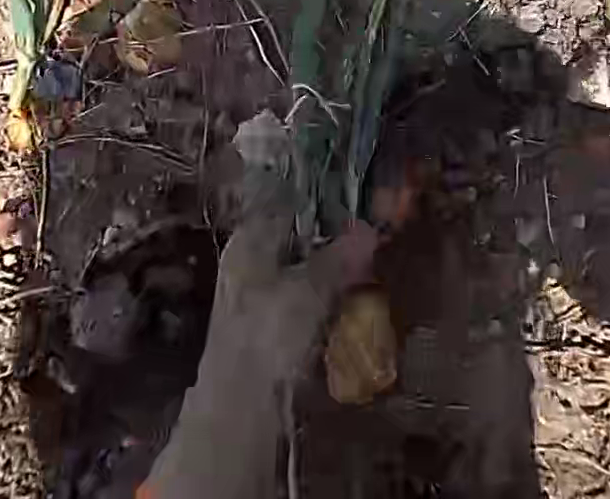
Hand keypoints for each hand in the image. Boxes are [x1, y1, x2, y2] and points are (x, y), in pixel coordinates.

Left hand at [142, 218, 376, 498]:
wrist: (239, 406)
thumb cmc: (268, 331)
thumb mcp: (310, 288)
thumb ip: (340, 257)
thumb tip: (370, 229)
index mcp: (250, 240)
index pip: (287, 204)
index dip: (321, 202)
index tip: (357, 202)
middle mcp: (250, 260)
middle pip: (297, 238)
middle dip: (333, 239)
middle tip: (370, 238)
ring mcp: (258, 295)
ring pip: (302, 269)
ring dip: (332, 270)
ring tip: (367, 268)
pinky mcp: (269, 326)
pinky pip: (303, 299)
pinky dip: (325, 298)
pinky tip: (350, 302)